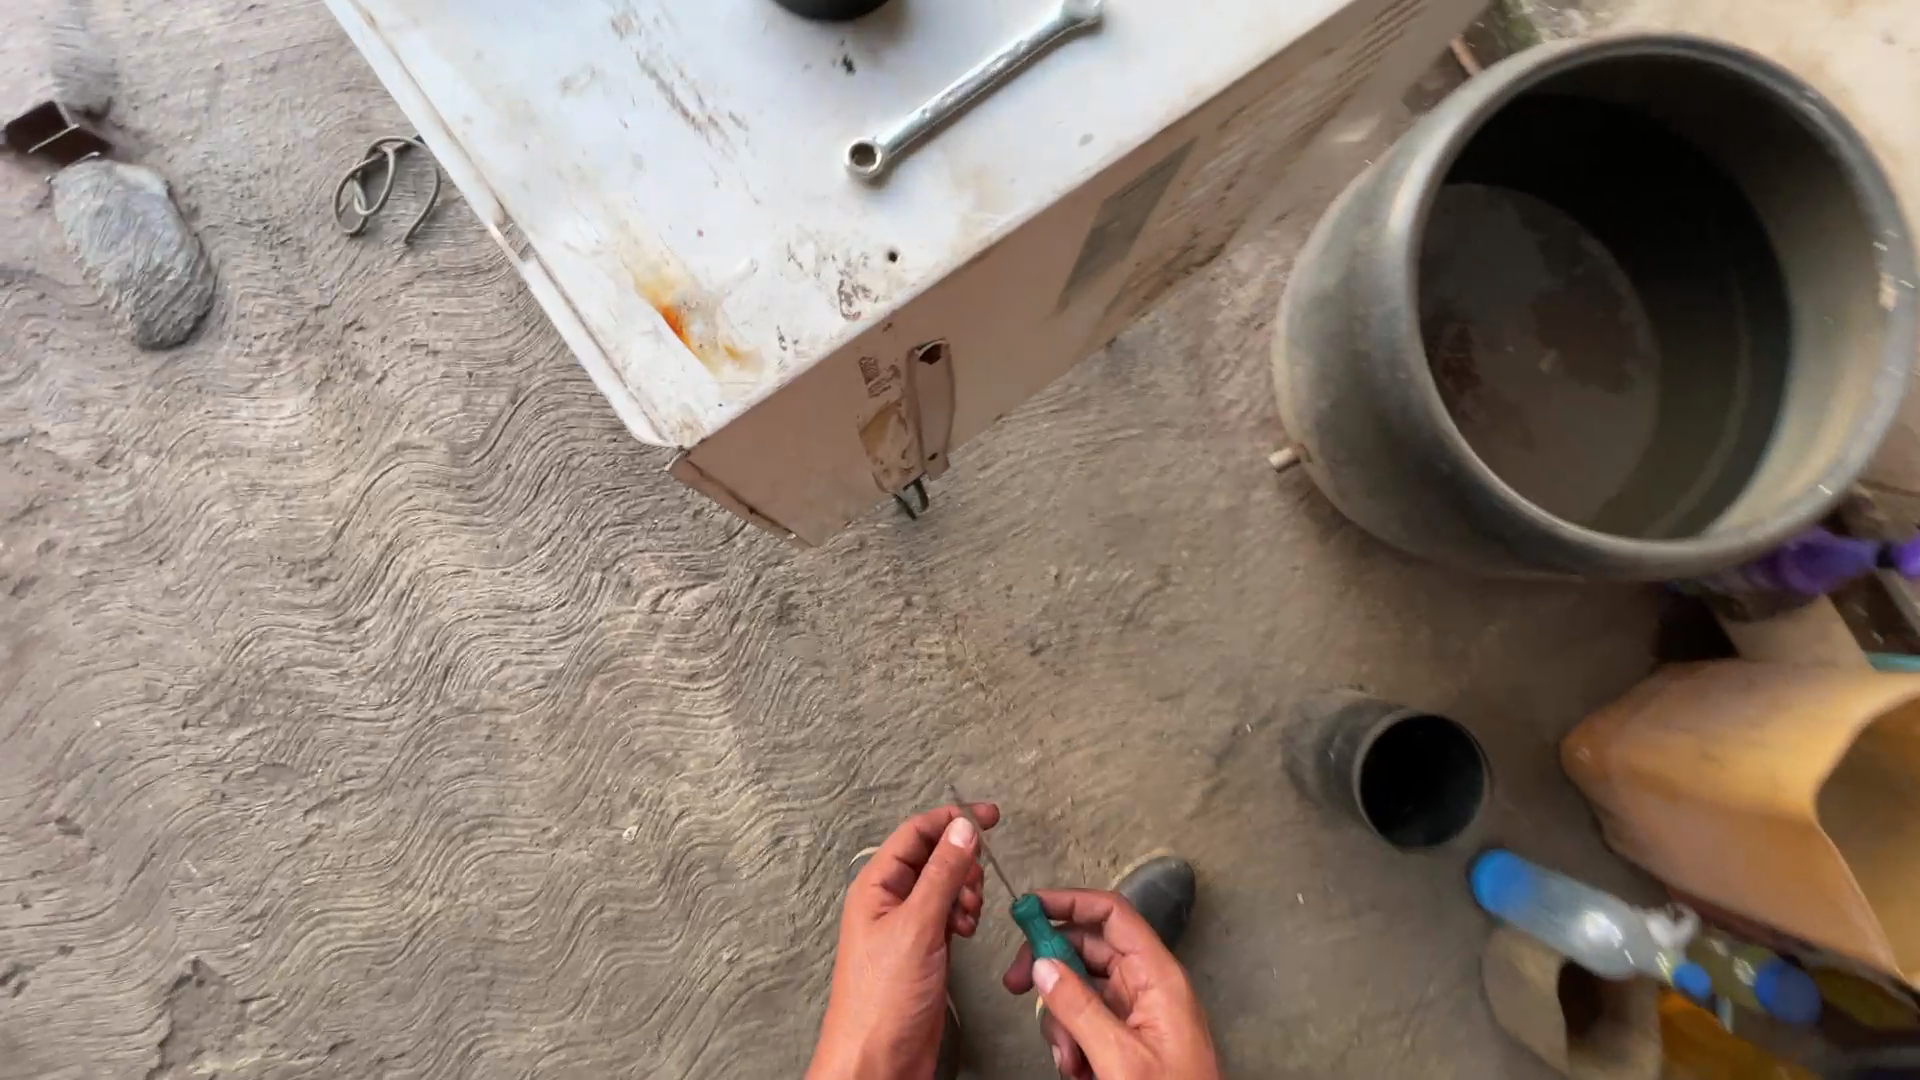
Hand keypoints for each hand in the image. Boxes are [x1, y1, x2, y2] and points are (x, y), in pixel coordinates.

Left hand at [806, 802, 998, 1079]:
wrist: (878, 1065)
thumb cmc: (881, 1001)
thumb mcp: (916, 928)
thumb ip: (942, 874)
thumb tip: (963, 828)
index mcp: (876, 884)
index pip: (917, 831)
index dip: (952, 819)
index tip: (989, 817)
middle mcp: (890, 899)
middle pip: (933, 855)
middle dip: (962, 862)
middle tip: (976, 883)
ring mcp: (908, 923)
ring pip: (945, 883)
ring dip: (965, 890)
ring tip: (968, 913)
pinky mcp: (924, 947)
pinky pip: (949, 911)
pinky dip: (964, 913)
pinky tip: (966, 929)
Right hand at [1002, 890, 1219, 1079]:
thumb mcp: (1119, 1059)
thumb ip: (1078, 1008)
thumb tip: (1041, 963)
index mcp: (1157, 974)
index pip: (1112, 914)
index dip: (1070, 902)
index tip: (1028, 909)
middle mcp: (1146, 983)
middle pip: (1088, 948)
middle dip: (1051, 966)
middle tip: (1015, 985)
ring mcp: (1135, 1012)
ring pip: (1081, 987)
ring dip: (1062, 1020)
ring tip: (1068, 1063)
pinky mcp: (1127, 1039)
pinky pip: (1086, 1020)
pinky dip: (1072, 1041)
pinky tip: (1076, 1072)